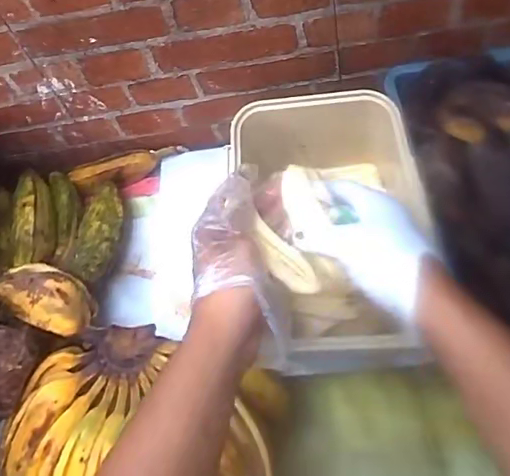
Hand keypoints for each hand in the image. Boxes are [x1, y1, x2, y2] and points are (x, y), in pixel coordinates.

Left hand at [190, 174, 283, 342]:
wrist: (230, 332)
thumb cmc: (230, 279)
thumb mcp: (237, 237)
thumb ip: (244, 209)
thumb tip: (246, 180)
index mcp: (210, 228)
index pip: (230, 196)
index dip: (251, 185)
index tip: (275, 177)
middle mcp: (221, 241)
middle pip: (246, 213)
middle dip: (268, 203)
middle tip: (294, 190)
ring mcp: (236, 260)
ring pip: (258, 232)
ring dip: (276, 222)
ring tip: (299, 208)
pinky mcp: (250, 277)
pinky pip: (266, 252)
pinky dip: (279, 243)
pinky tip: (297, 236)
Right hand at [292, 179, 436, 324]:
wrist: (422, 295)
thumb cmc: (381, 259)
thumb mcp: (345, 246)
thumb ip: (320, 237)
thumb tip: (296, 233)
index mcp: (374, 199)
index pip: (344, 186)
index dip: (323, 189)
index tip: (302, 194)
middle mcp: (387, 210)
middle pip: (355, 204)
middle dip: (332, 210)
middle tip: (308, 218)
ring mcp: (397, 232)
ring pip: (364, 224)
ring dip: (344, 230)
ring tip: (321, 240)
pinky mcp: (401, 254)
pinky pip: (371, 243)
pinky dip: (355, 247)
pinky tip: (344, 261)